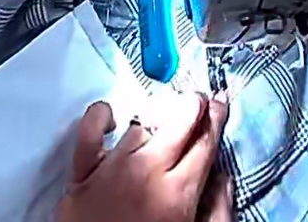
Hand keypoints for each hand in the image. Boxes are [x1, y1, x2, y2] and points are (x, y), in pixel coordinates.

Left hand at [58, 93, 232, 221]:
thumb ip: (217, 214)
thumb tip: (224, 178)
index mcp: (178, 195)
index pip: (203, 145)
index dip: (215, 121)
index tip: (220, 101)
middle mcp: (147, 171)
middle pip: (176, 125)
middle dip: (192, 106)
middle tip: (199, 97)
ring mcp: (113, 167)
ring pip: (140, 126)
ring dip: (153, 120)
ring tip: (160, 118)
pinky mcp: (83, 171)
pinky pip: (89, 130)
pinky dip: (100, 117)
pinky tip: (111, 116)